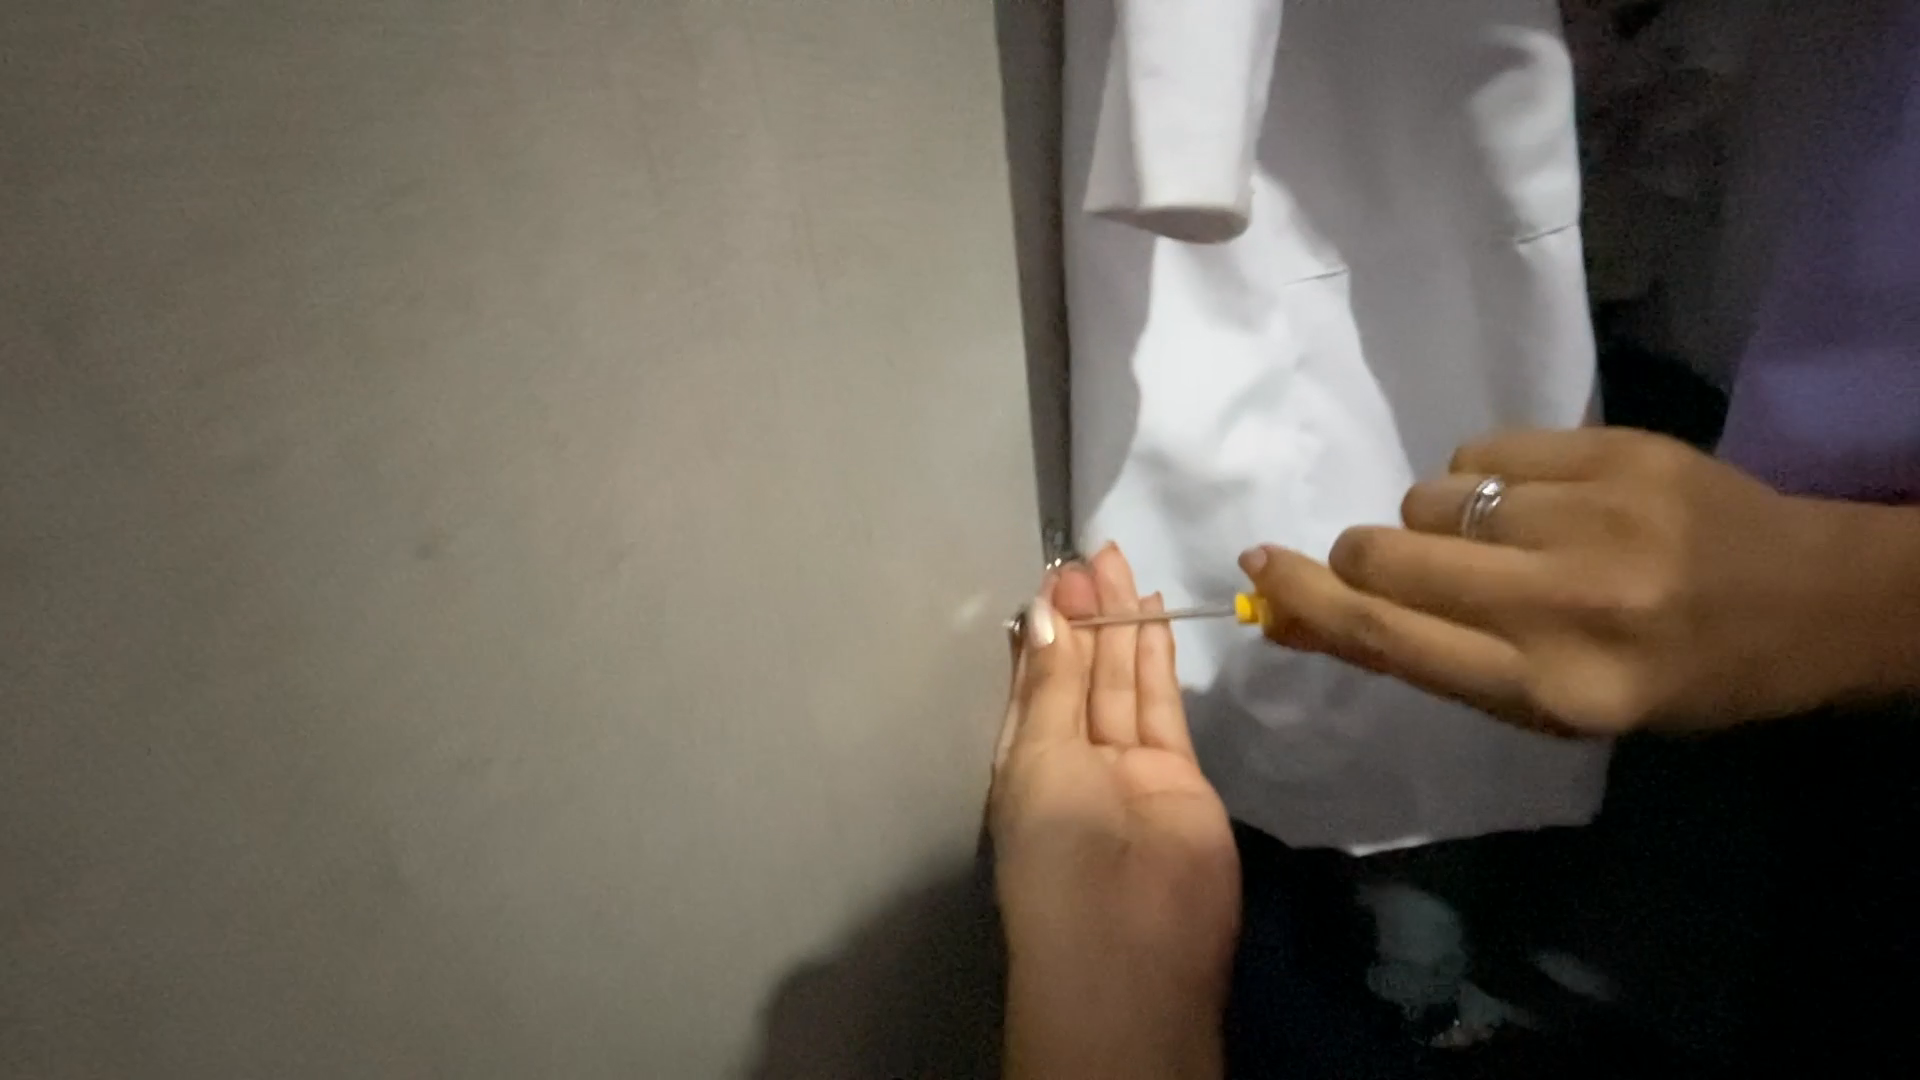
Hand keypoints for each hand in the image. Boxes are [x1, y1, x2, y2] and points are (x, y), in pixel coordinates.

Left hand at [991, 546, 1237, 1078]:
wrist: (1131, 947)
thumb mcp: (1039, 755)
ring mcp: (1126, 763)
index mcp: (1024, 754)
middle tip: (1089, 558)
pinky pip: (1160, 704)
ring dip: (1119, 625)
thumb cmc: (1058, 846)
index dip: (1045, 628)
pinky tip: (1148, 616)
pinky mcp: (1177, 770)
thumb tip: (1043, 612)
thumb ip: (1049, 683)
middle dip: (1084, 616)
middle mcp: (1072, 754)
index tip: (1054, 576)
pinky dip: (1154, 659)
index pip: (1033, 677)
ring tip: (1117, 568)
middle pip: (1079, 672)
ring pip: (1120, 680)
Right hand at [1238, 427, 1914, 734]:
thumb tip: (1285, 616)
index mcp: (1548, 687)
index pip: (1385, 634)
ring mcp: (1601, 519)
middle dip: (1366, 554)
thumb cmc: (1646, 673)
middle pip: (1385, 553)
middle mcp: (1571, 606)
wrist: (1814, 602)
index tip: (1256, 566)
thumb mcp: (1524, 696)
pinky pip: (1477, 453)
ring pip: (1425, 498)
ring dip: (1436, 520)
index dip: (1305, 595)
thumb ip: (1402, 653)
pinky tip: (1544, 499)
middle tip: (1407, 562)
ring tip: (1507, 537)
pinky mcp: (1619, 452)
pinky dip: (1485, 479)